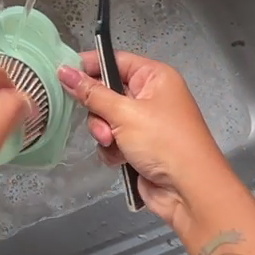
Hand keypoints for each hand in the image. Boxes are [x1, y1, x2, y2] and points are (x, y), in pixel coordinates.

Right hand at [58, 51, 227, 236]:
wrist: (191, 193)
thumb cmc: (163, 142)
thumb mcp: (124, 113)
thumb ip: (91, 93)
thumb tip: (63, 70)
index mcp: (155, 77)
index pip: (114, 60)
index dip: (89, 66)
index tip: (64, 73)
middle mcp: (151, 96)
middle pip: (107, 90)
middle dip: (98, 110)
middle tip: (102, 124)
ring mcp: (146, 122)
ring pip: (106, 117)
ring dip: (103, 132)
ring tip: (111, 144)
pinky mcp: (140, 146)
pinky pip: (113, 138)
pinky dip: (112, 148)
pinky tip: (119, 159)